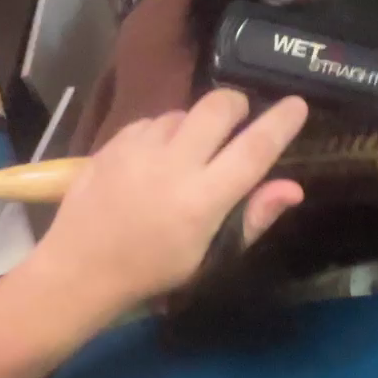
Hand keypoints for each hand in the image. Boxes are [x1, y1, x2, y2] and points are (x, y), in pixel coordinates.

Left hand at [34, 90, 309, 312]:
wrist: (81, 269)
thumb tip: (293, 188)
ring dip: (195, 124)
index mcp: (202, 200)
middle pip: (218, 107)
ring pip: (182, 112)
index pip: (253, 150)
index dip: (280, 123)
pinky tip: (156, 158)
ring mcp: (138, 150)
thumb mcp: (208, 257)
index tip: (297, 104)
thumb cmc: (152, 273)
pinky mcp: (113, 143)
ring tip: (188, 153)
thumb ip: (252, 218)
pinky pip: (150, 121)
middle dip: (236, 105)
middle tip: (239, 120)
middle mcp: (173, 165)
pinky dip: (163, 132)